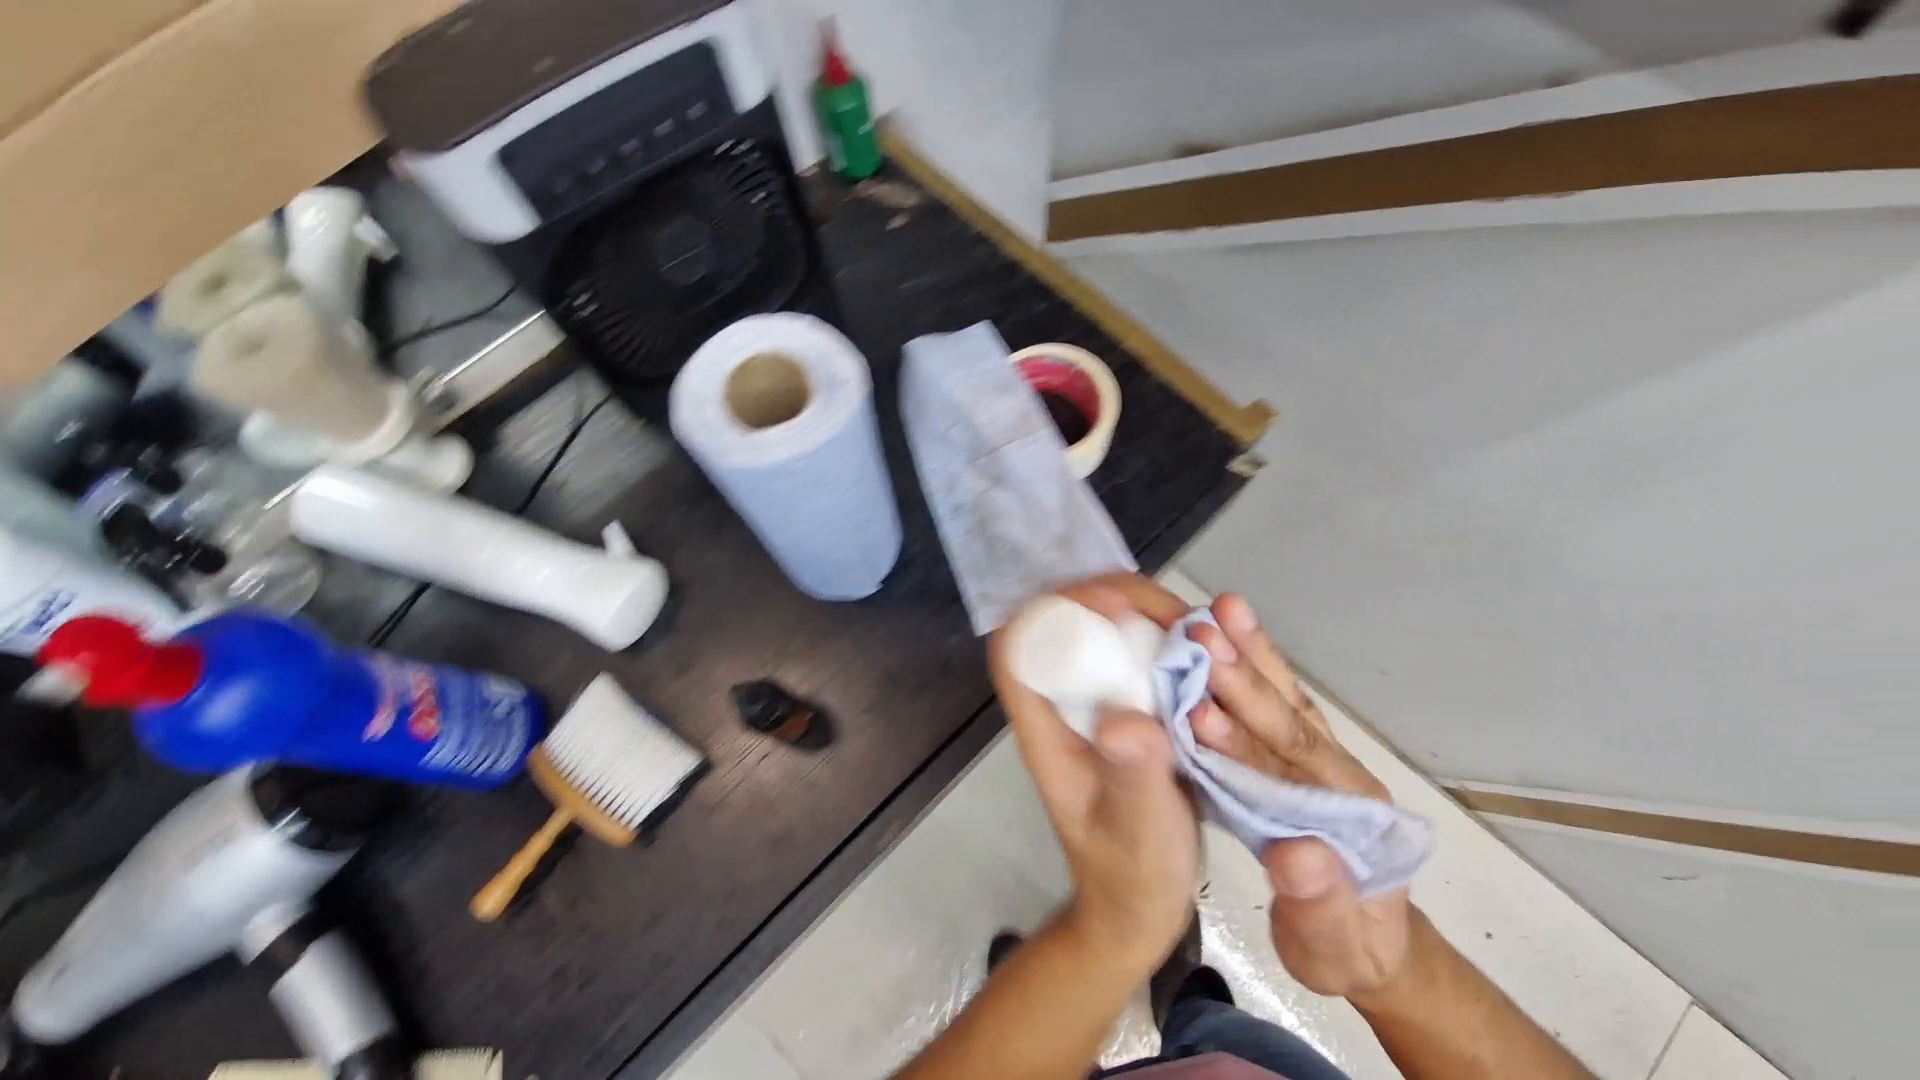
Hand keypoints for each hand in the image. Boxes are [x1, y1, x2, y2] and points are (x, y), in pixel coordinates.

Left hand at [991, 574, 1200, 970]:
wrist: (1140, 905)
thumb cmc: (1130, 872)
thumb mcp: (1138, 829)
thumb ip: (1132, 777)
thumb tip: (1127, 719)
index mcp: (1045, 728)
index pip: (1020, 648)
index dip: (1055, 612)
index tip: (1114, 606)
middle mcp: (1064, 706)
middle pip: (1066, 625)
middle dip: (1117, 602)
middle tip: (1180, 617)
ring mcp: (1095, 706)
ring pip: (1106, 634)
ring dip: (1149, 618)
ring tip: (1204, 631)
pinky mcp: (1128, 709)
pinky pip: (1140, 657)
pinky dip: (1171, 643)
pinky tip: (1211, 652)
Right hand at [1188, 595, 1415, 1000]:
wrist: (1368, 945)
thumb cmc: (1346, 949)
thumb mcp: (1333, 947)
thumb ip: (1321, 904)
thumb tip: (1297, 855)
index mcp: (1349, 812)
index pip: (1293, 766)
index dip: (1245, 738)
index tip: (1199, 709)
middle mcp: (1337, 773)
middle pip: (1287, 717)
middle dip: (1241, 675)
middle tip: (1198, 631)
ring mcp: (1318, 761)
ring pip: (1282, 699)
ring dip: (1250, 653)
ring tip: (1216, 609)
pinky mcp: (1294, 758)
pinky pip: (1273, 707)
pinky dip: (1251, 667)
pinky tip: (1226, 636)